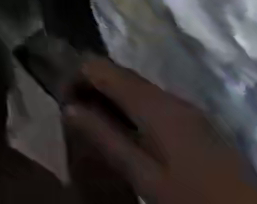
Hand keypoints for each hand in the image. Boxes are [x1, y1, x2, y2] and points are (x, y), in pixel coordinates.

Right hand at [65, 57, 256, 203]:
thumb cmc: (199, 201)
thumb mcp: (147, 180)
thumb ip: (107, 141)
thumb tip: (68, 108)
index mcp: (153, 102)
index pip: (100, 66)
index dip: (74, 76)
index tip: (58, 101)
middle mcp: (168, 96)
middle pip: (118, 75)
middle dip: (91, 88)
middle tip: (70, 116)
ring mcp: (186, 111)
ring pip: (135, 91)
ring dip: (110, 101)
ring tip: (93, 128)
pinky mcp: (198, 128)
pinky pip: (153, 106)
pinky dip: (131, 113)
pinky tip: (126, 138)